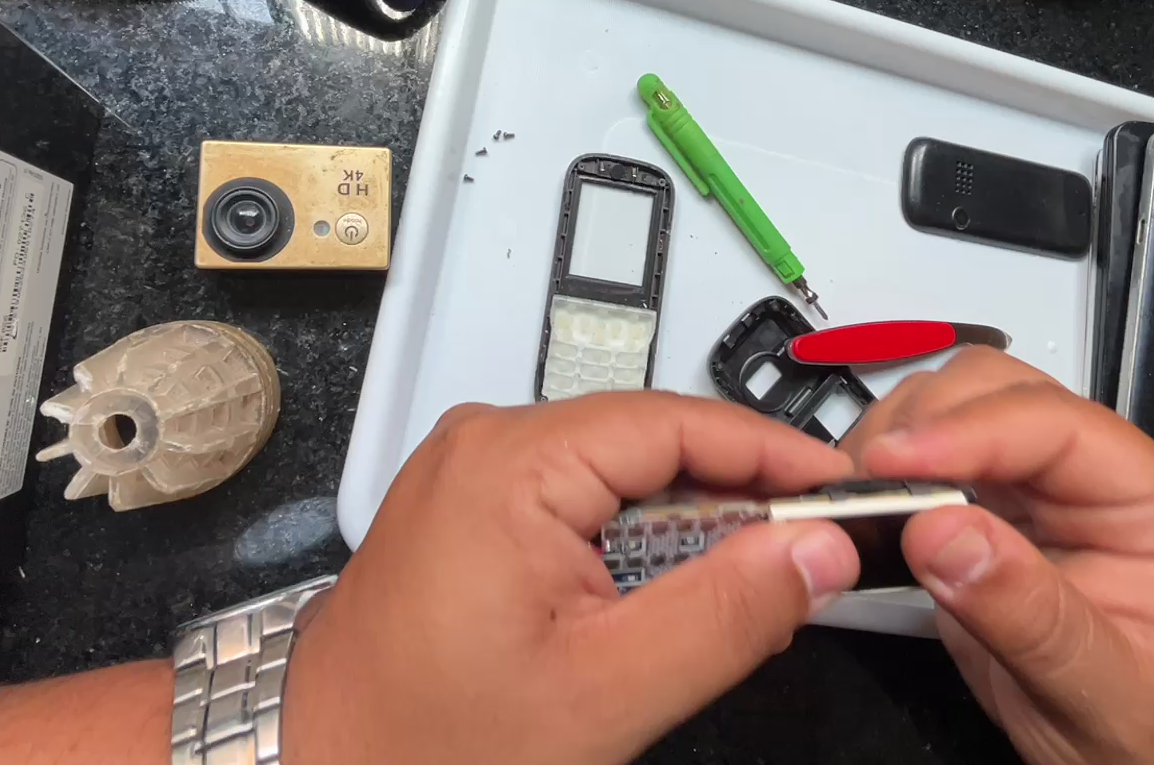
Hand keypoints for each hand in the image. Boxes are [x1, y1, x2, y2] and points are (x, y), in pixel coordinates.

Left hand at [282, 393, 862, 764]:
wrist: (321, 761)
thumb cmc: (432, 742)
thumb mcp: (605, 692)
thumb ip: (726, 613)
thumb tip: (813, 551)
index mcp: (512, 460)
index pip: (671, 422)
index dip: (764, 448)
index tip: (832, 484)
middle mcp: (488, 436)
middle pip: (643, 436)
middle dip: (730, 484)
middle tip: (803, 537)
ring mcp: (474, 457)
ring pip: (614, 459)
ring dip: (683, 507)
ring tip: (745, 562)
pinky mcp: (473, 486)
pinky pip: (575, 479)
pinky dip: (632, 519)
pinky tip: (664, 567)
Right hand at [842, 348, 1153, 764]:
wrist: (1136, 764)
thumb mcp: (1112, 704)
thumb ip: (1031, 619)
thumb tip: (936, 531)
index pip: (1057, 425)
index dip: (968, 430)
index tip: (889, 463)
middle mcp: (1090, 473)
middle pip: (996, 387)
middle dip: (923, 419)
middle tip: (868, 479)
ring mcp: (1032, 480)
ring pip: (949, 399)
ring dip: (895, 432)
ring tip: (862, 492)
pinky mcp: (982, 497)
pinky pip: (925, 445)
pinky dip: (884, 458)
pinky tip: (869, 498)